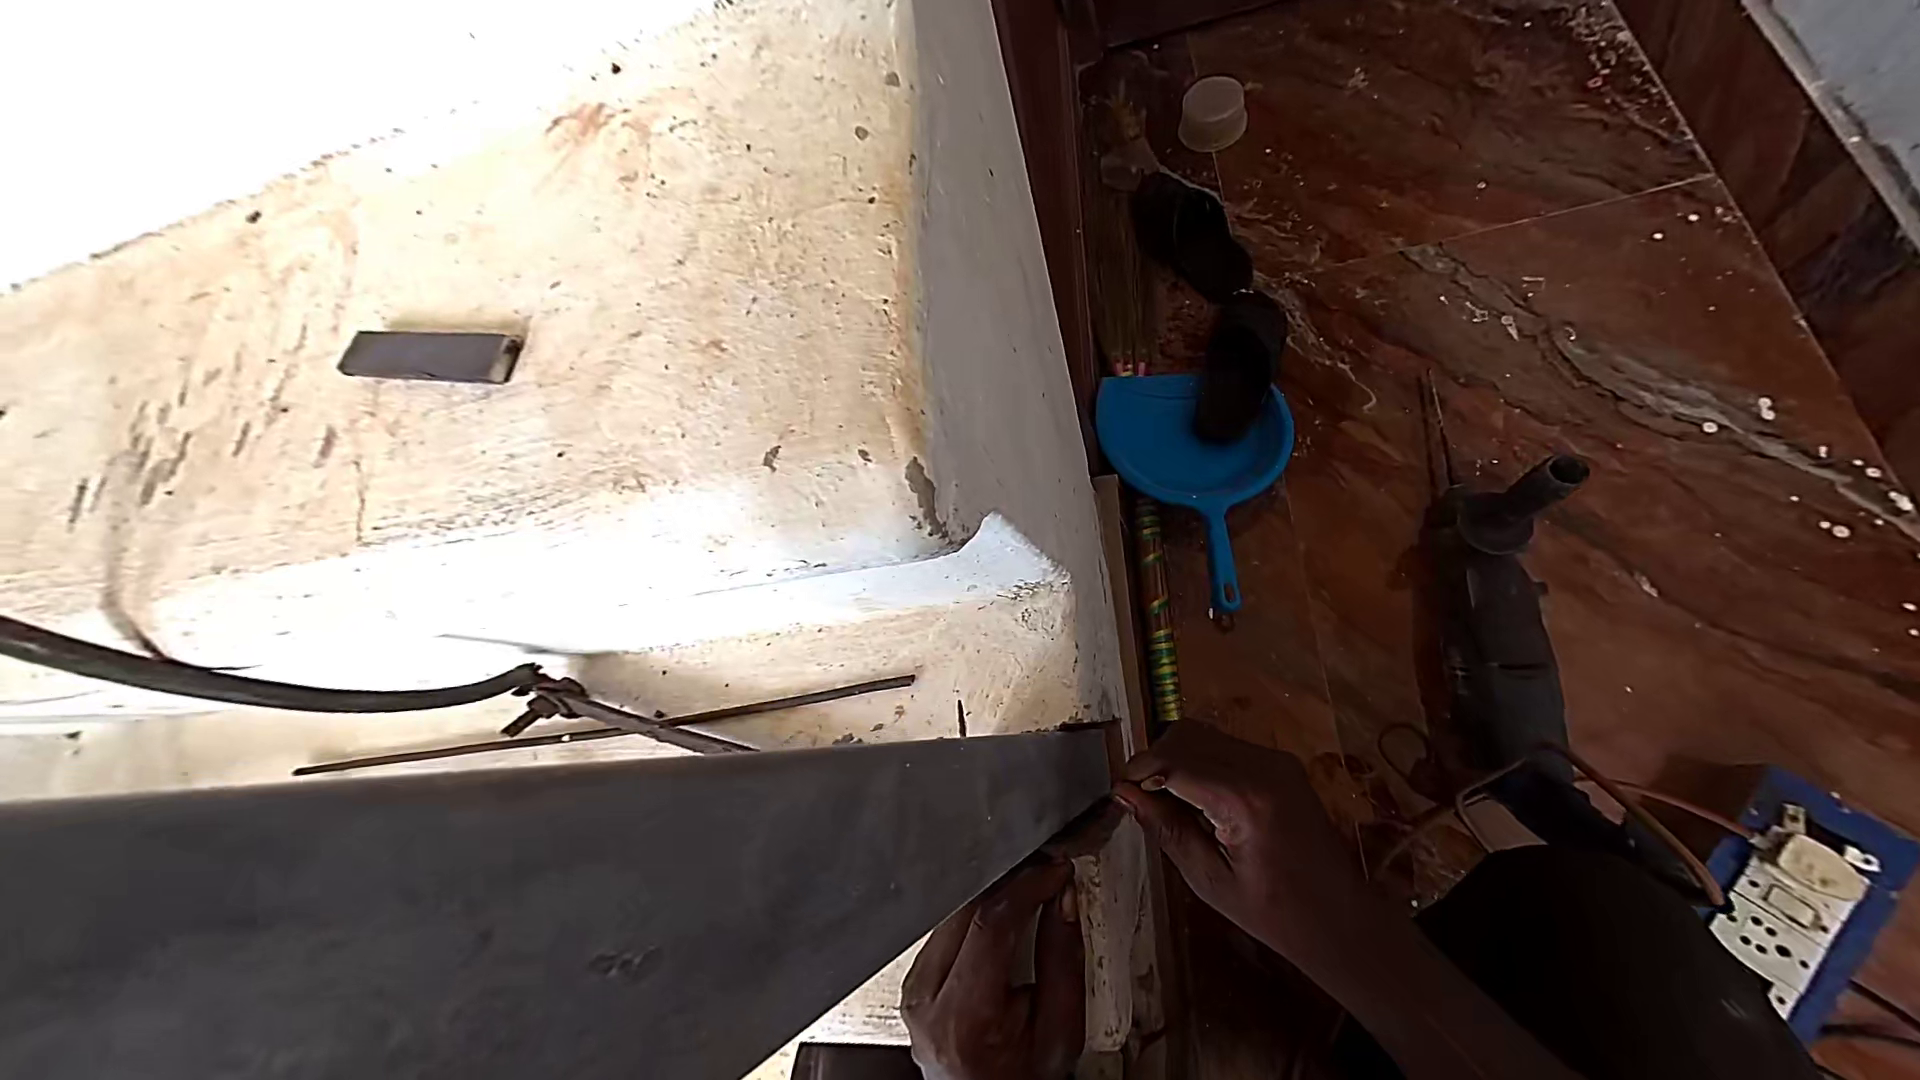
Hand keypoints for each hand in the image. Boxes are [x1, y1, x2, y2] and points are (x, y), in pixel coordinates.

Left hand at [901, 860, 1083, 1079]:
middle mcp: (925, 999)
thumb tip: (1062, 895)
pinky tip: (1002, 914)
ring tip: (1028, 893)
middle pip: (967, 908)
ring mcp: (912, 986)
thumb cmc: (1021, 1079)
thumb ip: (1063, 960)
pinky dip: (978, 911)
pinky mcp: (912, 976)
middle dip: (1012, 882)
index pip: (990, 923)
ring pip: (955, 909)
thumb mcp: (1060, 1032)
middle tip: (1044, 874)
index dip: (1026, 886)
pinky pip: (946, 924)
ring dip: (994, 893)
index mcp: (962, 1019)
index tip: (1053, 870)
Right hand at [1111, 723, 1362, 962]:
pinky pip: (1222, 744)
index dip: (1139, 771)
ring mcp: (1274, 759)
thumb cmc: (1275, 914)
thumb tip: (1122, 792)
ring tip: (1168, 798)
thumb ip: (1165, 828)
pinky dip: (1197, 759)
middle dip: (1154, 760)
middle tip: (1143, 798)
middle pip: (1185, 736)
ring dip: (1174, 756)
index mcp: (1245, 800)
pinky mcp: (1279, 761)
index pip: (1174, 761)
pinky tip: (1197, 795)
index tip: (1120, 791)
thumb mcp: (1209, 880)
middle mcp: (1262, 766)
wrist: (1343, 920)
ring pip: (1201, 733)